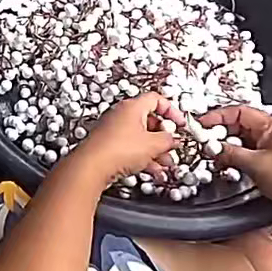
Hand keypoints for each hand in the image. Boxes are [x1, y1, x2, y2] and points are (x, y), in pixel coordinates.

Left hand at [64, 93, 181, 185]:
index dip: (171, 111)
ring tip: (165, 163)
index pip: (156, 100)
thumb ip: (168, 140)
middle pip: (149, 120)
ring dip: (155, 150)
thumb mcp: (153, 144)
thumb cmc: (119, 149)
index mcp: (132, 107)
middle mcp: (121, 115)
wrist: (91, 166)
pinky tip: (152, 170)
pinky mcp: (108, 145)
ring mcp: (113, 130)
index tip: (180, 124)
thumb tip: (173, 139)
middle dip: (163, 136)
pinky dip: (143, 157)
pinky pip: (130, 147)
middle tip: (172, 147)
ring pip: (140, 136)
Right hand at [200, 105, 271, 224]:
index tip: (201, 125)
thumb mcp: (256, 166)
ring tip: (218, 158)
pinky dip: (242, 157)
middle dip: (222, 134)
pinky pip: (255, 153)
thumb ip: (230, 153)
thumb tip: (213, 148)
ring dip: (231, 148)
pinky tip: (234, 167)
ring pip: (247, 141)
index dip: (216, 117)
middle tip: (206, 144)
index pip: (238, 112)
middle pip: (241, 125)